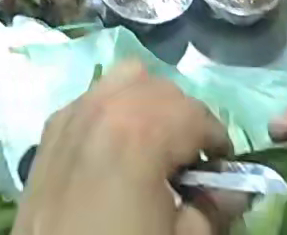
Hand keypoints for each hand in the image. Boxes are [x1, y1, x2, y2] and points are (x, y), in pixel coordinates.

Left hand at [15, 62, 242, 234]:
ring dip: (148, 101)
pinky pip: (93, 96)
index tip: (222, 170)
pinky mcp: (51, 130)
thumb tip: (235, 188)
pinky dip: (113, 107)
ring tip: (154, 145)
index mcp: (141, 130)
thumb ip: (213, 209)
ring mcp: (74, 113)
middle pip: (162, 89)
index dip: (217, 140)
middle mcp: (106, 106)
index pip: (196, 113)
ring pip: (125, 78)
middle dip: (184, 119)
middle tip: (191, 162)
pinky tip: (115, 148)